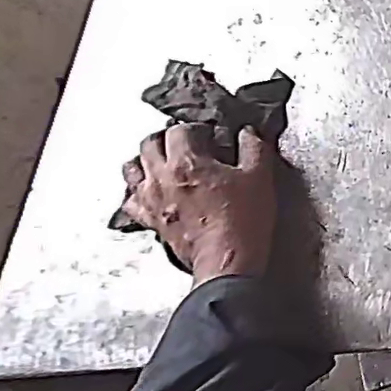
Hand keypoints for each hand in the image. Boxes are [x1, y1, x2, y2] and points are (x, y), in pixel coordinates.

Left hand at [121, 124, 274, 282]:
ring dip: (146, 161)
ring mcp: (151, 200)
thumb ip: (254, 148)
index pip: (180, 129)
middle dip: (167, 139)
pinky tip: (153, 192)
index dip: (197, 128)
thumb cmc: (243, 221)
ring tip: (165, 164)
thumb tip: (247, 132)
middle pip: (149, 143)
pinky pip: (130, 200)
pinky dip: (137, 192)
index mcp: (187, 162)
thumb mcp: (259, 178)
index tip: (210, 135)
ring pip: (132, 168)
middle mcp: (161, 177)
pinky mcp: (150, 221)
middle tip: (186, 145)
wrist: (228, 262)